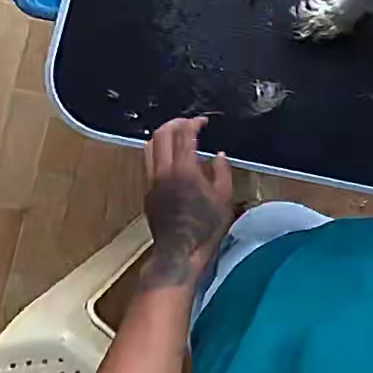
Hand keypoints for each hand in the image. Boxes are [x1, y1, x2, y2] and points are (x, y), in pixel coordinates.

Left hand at [140, 117, 233, 289]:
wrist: (179, 251)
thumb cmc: (205, 227)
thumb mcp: (224, 198)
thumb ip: (222, 172)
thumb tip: (219, 155)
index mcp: (184, 170)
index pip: (184, 135)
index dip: (193, 123)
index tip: (203, 121)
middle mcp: (164, 171)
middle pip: (161, 134)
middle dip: (175, 123)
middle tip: (189, 123)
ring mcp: (152, 181)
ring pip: (150, 147)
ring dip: (163, 135)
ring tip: (177, 136)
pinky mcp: (148, 191)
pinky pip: (150, 163)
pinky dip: (160, 152)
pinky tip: (172, 159)